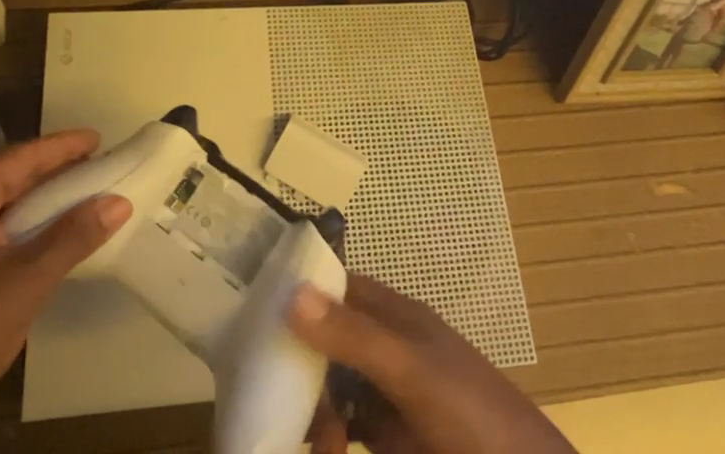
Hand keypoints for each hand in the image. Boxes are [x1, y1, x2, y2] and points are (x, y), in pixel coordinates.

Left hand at [0, 130, 130, 453]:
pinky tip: (40, 248)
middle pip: (5, 180)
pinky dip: (18, 233)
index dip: (62, 147)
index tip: (99, 138)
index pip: (19, 158)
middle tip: (96, 168)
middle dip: (51, 173)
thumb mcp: (23, 284)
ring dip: (36, 206)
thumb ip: (71, 238)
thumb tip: (117, 200)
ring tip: (77, 203)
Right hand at [291, 274, 576, 453]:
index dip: (300, 288)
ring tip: (311, 438)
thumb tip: (290, 291)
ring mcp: (388, 395)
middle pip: (326, 340)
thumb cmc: (471, 414)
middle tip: (270, 386)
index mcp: (398, 319)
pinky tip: (321, 448)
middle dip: (298, 362)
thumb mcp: (411, 371)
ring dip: (311, 407)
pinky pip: (341, 426)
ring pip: (330, 386)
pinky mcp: (387, 437)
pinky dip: (324, 435)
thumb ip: (354, 335)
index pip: (339, 287)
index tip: (254, 302)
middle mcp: (388, 349)